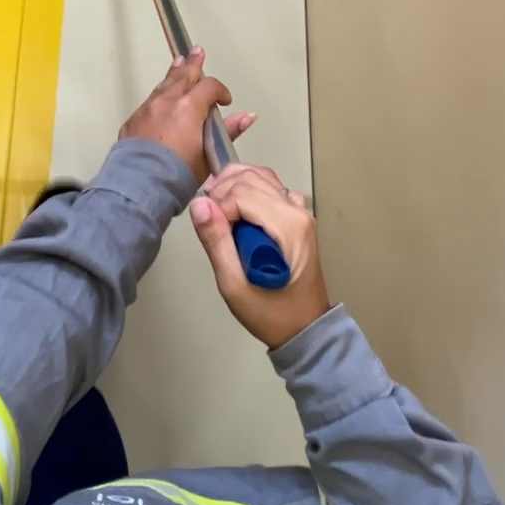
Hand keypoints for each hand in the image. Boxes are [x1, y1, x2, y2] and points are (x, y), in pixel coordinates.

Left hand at [118, 48, 254, 182]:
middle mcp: (167, 101)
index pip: (209, 86)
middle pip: (183, 75)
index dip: (220, 90)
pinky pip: (151, 101)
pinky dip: (160, 96)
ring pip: (164, 85)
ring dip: (174, 74)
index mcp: (189, 107)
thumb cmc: (178, 174)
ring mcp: (147, 108)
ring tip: (179, 63)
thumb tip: (247, 117)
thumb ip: (227, 132)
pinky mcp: (133, 120)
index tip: (224, 100)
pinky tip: (162, 99)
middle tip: (197, 51)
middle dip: (193, 63)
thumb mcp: (209, 155)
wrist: (140, 185)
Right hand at [189, 164, 330, 348]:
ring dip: (232, 184)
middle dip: (221, 190)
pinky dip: (247, 186)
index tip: (207, 229)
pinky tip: (234, 207)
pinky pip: (269, 185)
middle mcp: (297, 210)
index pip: (242, 193)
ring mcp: (300, 210)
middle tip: (207, 218)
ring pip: (260, 175)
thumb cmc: (270, 313)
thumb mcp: (234, 285)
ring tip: (215, 209)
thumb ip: (217, 242)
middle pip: (251, 178)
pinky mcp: (297, 214)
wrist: (305, 330)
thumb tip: (199, 204)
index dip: (217, 204)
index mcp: (288, 226)